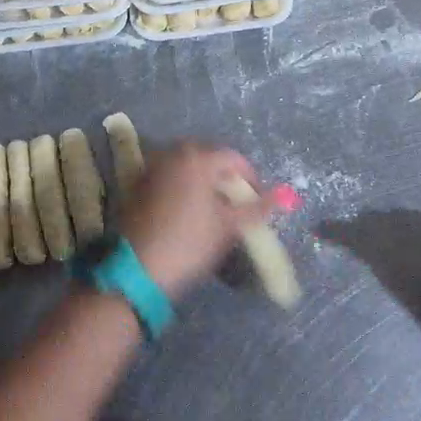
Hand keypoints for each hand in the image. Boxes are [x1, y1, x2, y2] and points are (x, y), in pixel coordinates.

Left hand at [117, 141, 281, 298]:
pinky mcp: (138, 182)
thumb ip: (258, 208)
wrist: (137, 268)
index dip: (251, 179)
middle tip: (235, 205)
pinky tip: (186, 211)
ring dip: (203, 182)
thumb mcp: (229, 227)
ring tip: (212, 209)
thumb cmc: (189, 244)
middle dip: (225, 178)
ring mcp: (153, 165)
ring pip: (187, 167)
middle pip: (209, 158)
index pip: (235, 158)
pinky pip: (169, 176)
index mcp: (199, 157)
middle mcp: (173, 152)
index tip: (256, 202)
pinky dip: (182, 187)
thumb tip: (283, 196)